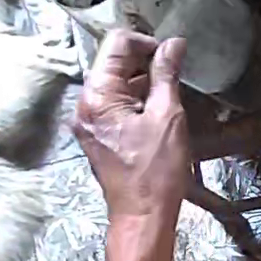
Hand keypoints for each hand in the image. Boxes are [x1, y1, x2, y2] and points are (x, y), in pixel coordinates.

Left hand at [73, 30, 190, 225]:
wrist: (142, 216)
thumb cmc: (156, 172)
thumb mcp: (168, 116)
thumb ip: (167, 74)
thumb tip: (174, 45)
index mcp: (97, 95)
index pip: (117, 43)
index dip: (147, 43)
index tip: (171, 57)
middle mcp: (85, 105)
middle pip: (113, 62)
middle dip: (145, 62)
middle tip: (175, 75)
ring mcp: (89, 122)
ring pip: (116, 84)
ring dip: (143, 83)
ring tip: (170, 97)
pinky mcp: (98, 136)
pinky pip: (116, 106)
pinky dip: (137, 102)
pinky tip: (158, 114)